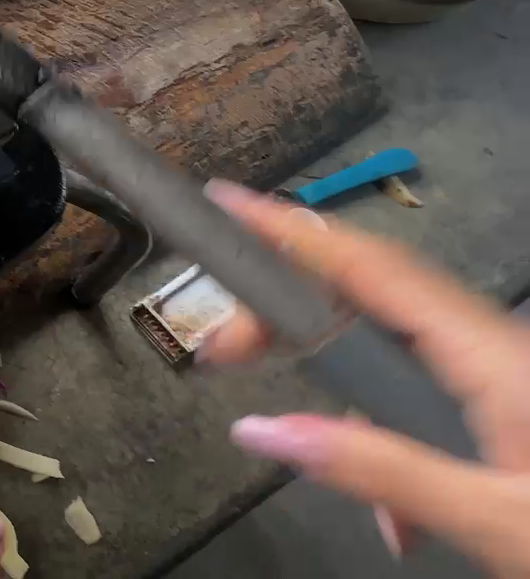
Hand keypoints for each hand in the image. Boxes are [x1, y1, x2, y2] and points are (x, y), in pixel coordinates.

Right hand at [201, 181, 529, 575]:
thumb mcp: (502, 521)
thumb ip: (378, 470)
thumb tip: (254, 429)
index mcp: (495, 357)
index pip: (369, 266)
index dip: (291, 228)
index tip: (225, 198)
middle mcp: (496, 349)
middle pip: (361, 298)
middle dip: (279, 319)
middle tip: (220, 352)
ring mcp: (506, 376)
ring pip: (386, 347)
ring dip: (330, 383)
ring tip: (295, 439)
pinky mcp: (513, 407)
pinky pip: (422, 389)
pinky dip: (383, 425)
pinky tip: (393, 506)